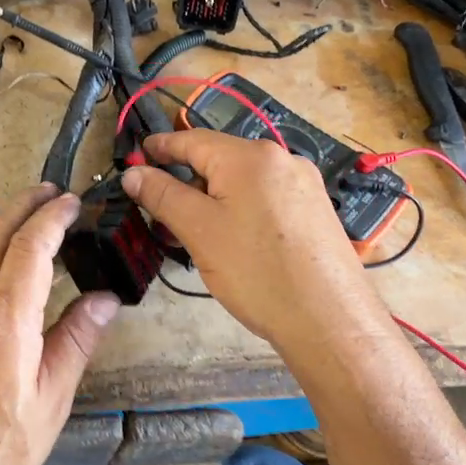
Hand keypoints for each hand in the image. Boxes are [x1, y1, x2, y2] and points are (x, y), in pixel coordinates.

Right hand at [123, 130, 392, 353]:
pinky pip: (265, 198)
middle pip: (218, 160)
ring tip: (190, 231)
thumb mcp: (198, 230)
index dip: (159, 148)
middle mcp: (282, 160)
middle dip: (185, 181)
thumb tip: (132, 172)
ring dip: (211, 199)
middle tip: (158, 209)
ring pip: (241, 182)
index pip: (192, 140)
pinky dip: (238, 210)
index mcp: (250, 156)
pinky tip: (230, 240)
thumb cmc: (257, 271)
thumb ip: (161, 194)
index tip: (136, 156)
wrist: (332, 324)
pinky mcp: (315, 213)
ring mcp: (304, 186)